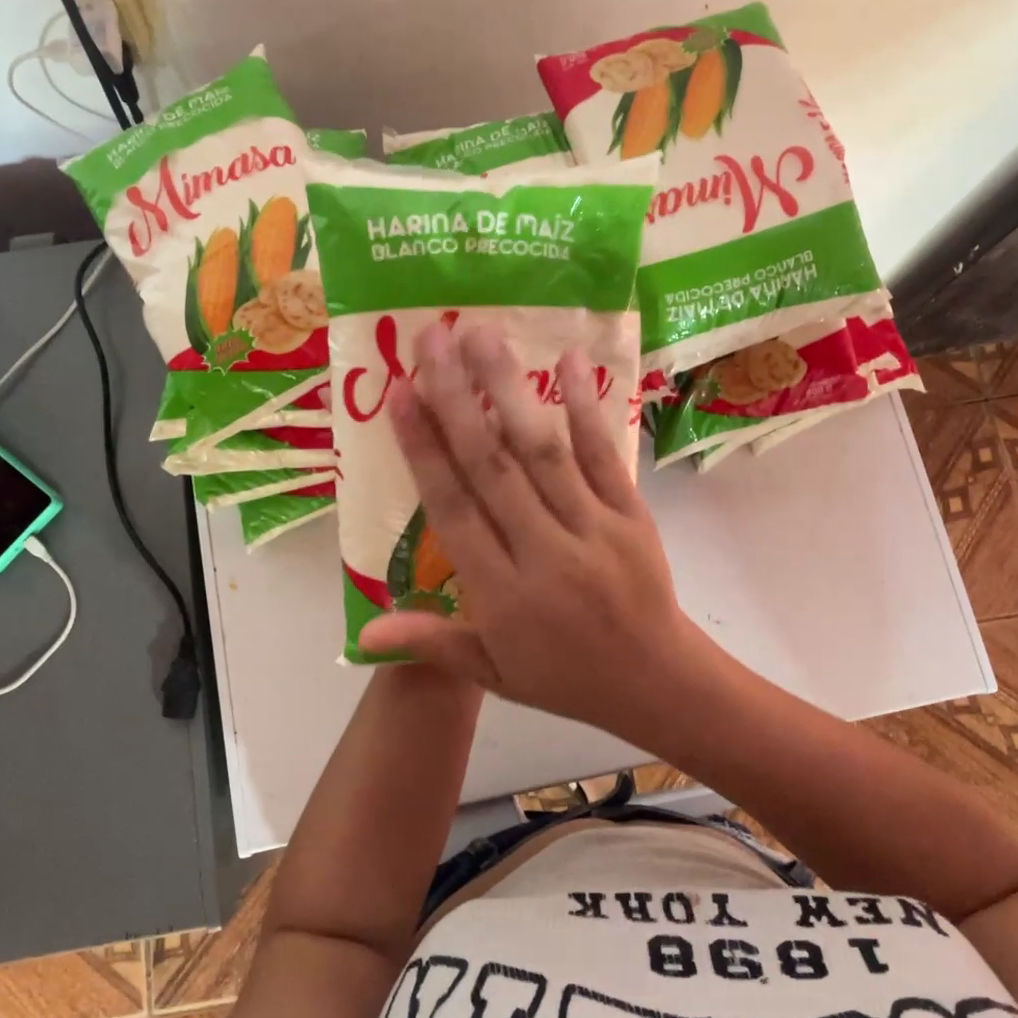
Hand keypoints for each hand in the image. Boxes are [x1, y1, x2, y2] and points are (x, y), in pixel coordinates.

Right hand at [359, 322, 708, 737]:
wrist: (655, 682)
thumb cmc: (563, 676)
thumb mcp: (492, 671)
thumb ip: (431, 641)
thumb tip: (362, 631)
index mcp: (501, 593)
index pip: (453, 509)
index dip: (424, 448)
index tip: (400, 393)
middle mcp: (543, 553)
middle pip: (492, 466)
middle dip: (457, 398)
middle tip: (431, 338)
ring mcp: (592, 529)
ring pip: (543, 452)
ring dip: (510, 389)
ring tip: (482, 334)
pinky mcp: (632, 515)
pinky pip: (604, 457)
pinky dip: (587, 409)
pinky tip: (568, 362)